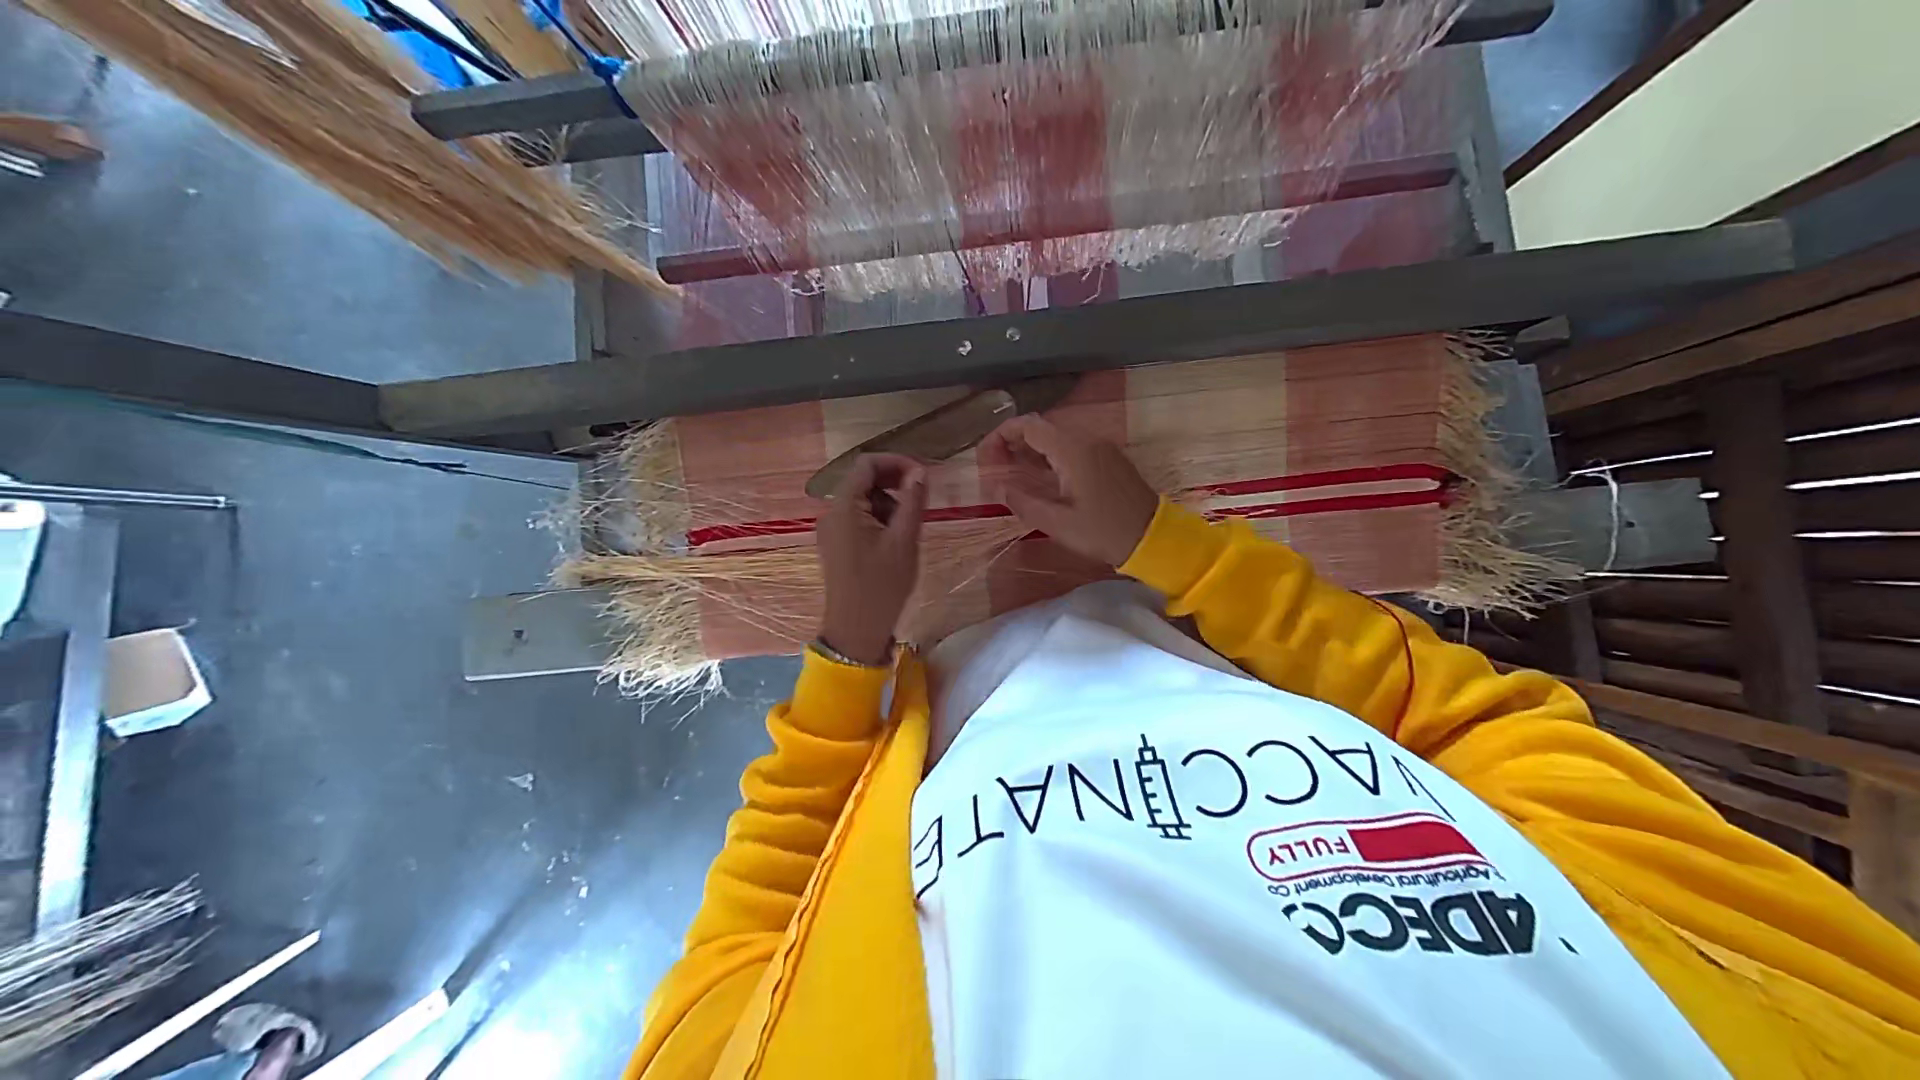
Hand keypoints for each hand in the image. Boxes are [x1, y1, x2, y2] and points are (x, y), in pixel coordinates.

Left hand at [816, 453, 927, 664]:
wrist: (856, 629)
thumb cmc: (882, 585)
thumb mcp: (904, 540)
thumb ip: (912, 501)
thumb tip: (920, 472)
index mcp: (844, 507)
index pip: (867, 464)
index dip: (896, 462)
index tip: (923, 474)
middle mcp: (831, 513)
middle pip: (863, 480)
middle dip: (894, 483)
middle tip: (922, 498)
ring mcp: (831, 530)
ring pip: (863, 500)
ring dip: (889, 503)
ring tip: (909, 527)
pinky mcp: (836, 544)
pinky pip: (858, 518)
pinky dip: (880, 519)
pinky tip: (896, 539)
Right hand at [978, 415, 1158, 566]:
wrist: (1153, 539)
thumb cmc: (1103, 532)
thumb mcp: (1056, 523)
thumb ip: (1022, 501)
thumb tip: (996, 487)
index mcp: (1072, 449)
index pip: (1028, 425)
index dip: (1000, 436)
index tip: (985, 458)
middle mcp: (1086, 439)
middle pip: (1040, 427)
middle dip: (1012, 443)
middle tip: (994, 469)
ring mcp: (1100, 447)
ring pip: (1056, 436)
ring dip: (1030, 450)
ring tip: (1011, 475)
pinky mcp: (1107, 459)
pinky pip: (1071, 446)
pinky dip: (1049, 456)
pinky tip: (1040, 478)